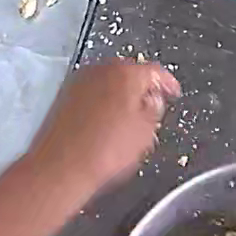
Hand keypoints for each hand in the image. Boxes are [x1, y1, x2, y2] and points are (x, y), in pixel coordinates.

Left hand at [24, 59, 178, 194]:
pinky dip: (103, 99)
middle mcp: (100, 70)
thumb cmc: (106, 150)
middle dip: (142, 86)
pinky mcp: (65, 94)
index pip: (154, 70)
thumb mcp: (145, 132)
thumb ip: (154, 109)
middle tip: (152, 104)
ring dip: (121, 92)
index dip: (167, 82)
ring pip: (108, 80)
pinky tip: (107, 120)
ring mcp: (80, 80)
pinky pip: (92, 90)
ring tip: (130, 116)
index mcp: (125, 74)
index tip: (173, 92)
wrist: (62, 164)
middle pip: (129, 71)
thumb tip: (153, 100)